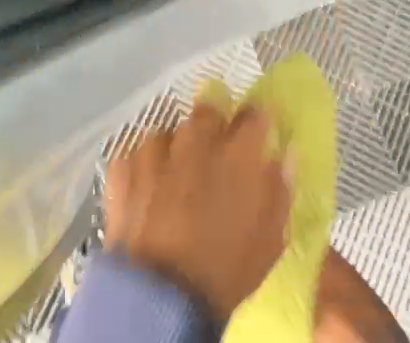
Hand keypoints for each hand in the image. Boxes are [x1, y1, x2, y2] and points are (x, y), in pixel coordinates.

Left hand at [104, 104, 290, 321]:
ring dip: (176, 149)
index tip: (256, 133)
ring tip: (176, 181)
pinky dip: (145, 168)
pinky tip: (147, 192)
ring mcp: (155, 149)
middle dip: (213, 128)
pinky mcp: (124, 166)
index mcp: (238, 151)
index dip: (255, 122)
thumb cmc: (227, 270)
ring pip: (170, 134)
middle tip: (215, 157)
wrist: (162, 294)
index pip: (253, 115)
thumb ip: (278, 188)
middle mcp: (196, 139)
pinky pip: (138, 155)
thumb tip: (285, 154)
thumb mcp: (270, 238)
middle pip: (207, 114)